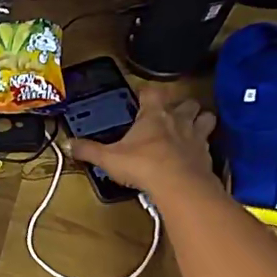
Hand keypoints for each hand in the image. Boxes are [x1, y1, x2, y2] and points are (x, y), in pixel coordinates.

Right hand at [68, 81, 218, 194]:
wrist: (178, 185)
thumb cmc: (142, 165)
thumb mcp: (108, 159)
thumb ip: (88, 150)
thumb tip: (67, 144)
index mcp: (153, 115)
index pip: (151, 92)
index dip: (145, 92)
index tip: (140, 96)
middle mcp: (178, 120)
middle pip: (186, 102)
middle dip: (180, 105)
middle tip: (170, 114)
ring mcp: (196, 136)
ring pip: (205, 117)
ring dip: (199, 120)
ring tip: (189, 128)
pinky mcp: (207, 154)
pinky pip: (209, 143)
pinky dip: (203, 145)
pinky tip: (195, 153)